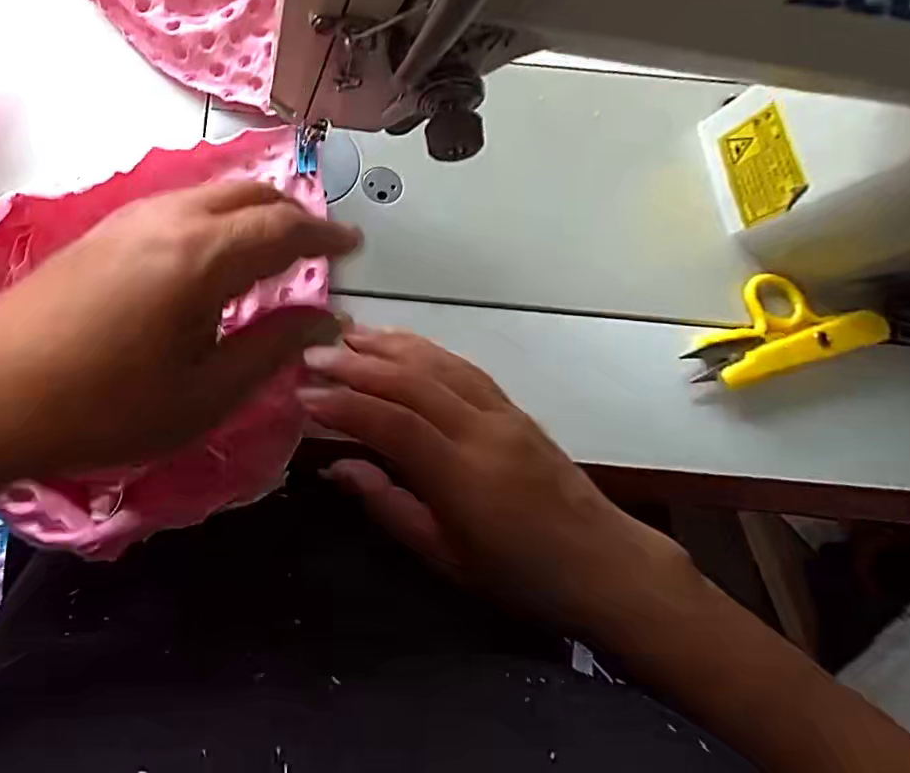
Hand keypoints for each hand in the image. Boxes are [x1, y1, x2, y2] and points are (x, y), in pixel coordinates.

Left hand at [0, 181, 359, 478]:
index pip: (284, 229)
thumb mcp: (203, 393)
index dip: (325, 236)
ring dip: (251, 211)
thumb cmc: (102, 406)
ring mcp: (129, 218)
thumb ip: (271, 348)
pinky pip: (178, 206)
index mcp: (204, 255)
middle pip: (250, 194)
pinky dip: (214, 218)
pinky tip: (208, 255)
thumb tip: (324, 320)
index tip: (351, 246)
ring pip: (211, 193)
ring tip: (269, 247)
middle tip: (315, 247)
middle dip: (292, 214)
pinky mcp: (100, 231)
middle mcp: (170, 218)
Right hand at [300, 327, 690, 630]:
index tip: (303, 395)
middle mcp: (483, 432)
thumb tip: (336, 466)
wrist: (605, 565)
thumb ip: (388, 505)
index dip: (345, 405)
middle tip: (312, 354)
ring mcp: (502, 412)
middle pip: (411, 381)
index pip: (394, 424)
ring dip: (387, 344)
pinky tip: (399, 342)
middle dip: (356, 363)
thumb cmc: (519, 575)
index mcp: (464, 477)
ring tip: (346, 334)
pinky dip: (422, 347)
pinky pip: (461, 365)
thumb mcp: (446, 558)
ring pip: (437, 363)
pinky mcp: (513, 405)